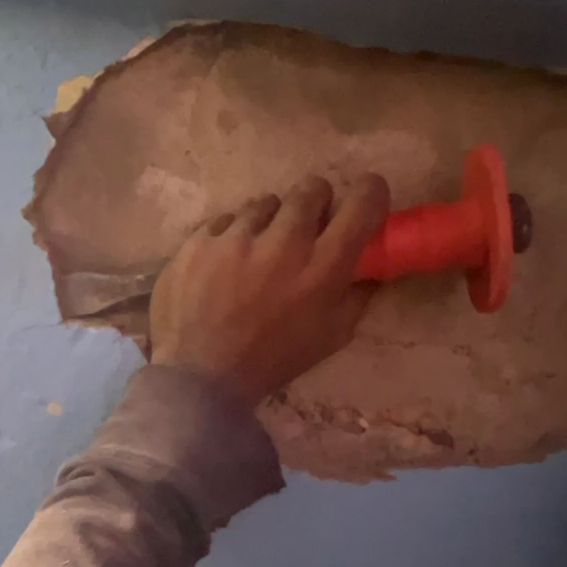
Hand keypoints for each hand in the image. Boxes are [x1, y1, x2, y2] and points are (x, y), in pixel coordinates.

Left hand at [149, 175, 390, 405]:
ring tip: (256, 252)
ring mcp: (234, 240)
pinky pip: (223, 221)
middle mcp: (281, 243)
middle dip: (315, 203)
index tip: (363, 198)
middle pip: (311, 189)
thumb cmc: (271, 361)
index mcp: (322, 267)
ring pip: (263, 204)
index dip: (369, 193)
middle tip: (305, 226)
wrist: (199, 378)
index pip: (362, 202)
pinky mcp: (197, 243)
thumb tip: (369, 263)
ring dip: (267, 222)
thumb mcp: (330, 337)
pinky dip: (228, 237)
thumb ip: (355, 294)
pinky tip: (222, 264)